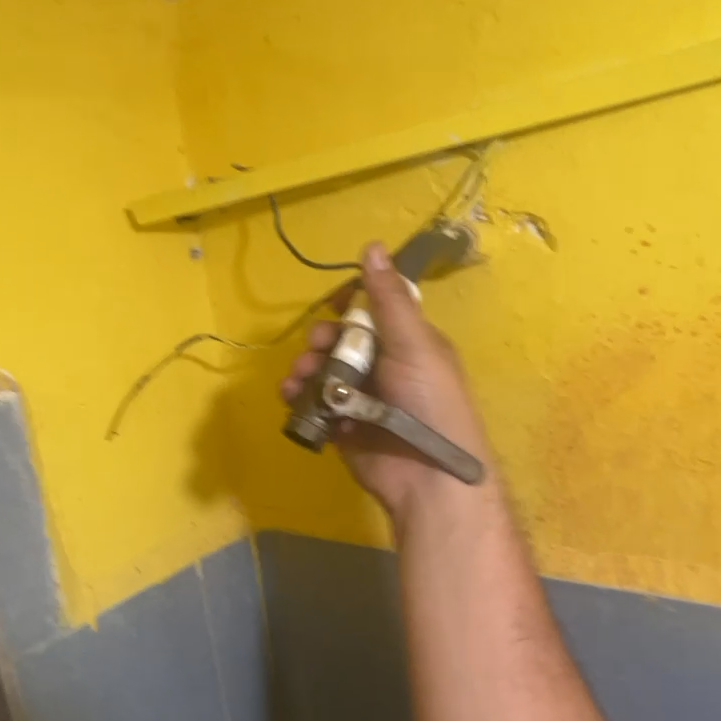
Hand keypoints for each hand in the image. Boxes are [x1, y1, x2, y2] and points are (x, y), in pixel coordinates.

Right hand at [279, 242, 494, 523]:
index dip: (353, 301)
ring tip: (298, 380)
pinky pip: (315, 404)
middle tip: (316, 348)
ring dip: (306, 369)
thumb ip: (389, 298)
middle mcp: (386, 366)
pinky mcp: (344, 427)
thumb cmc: (428, 402)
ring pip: (324, 371)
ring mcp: (362, 399)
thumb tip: (372, 245)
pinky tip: (292, 397)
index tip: (335, 302)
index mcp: (409, 343)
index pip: (376, 309)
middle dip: (323, 340)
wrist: (425, 476)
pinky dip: (300, 398)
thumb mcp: (413, 343)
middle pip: (343, 340)